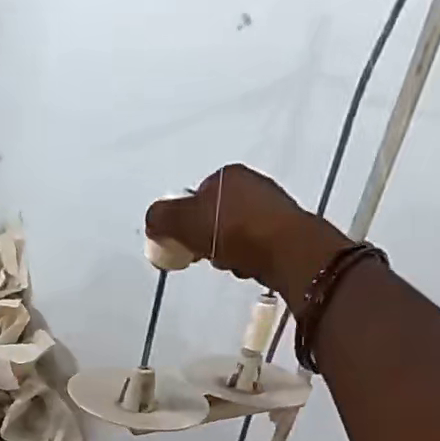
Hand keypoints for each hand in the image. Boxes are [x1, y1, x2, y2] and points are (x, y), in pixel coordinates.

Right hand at [144, 165, 351, 306]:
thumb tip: (152, 221)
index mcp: (227, 175)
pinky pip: (253, 245)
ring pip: (233, 233)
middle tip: (202, 253)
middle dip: (204, 238)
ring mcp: (272, 206)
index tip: (181, 241)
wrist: (285, 250)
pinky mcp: (286, 230)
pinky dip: (245, 257)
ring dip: (224, 250)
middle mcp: (252, 184)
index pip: (193, 197)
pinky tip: (245, 265)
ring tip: (226, 261)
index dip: (182, 222)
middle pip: (212, 216)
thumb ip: (159, 218)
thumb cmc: (234, 230)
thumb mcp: (181, 221)